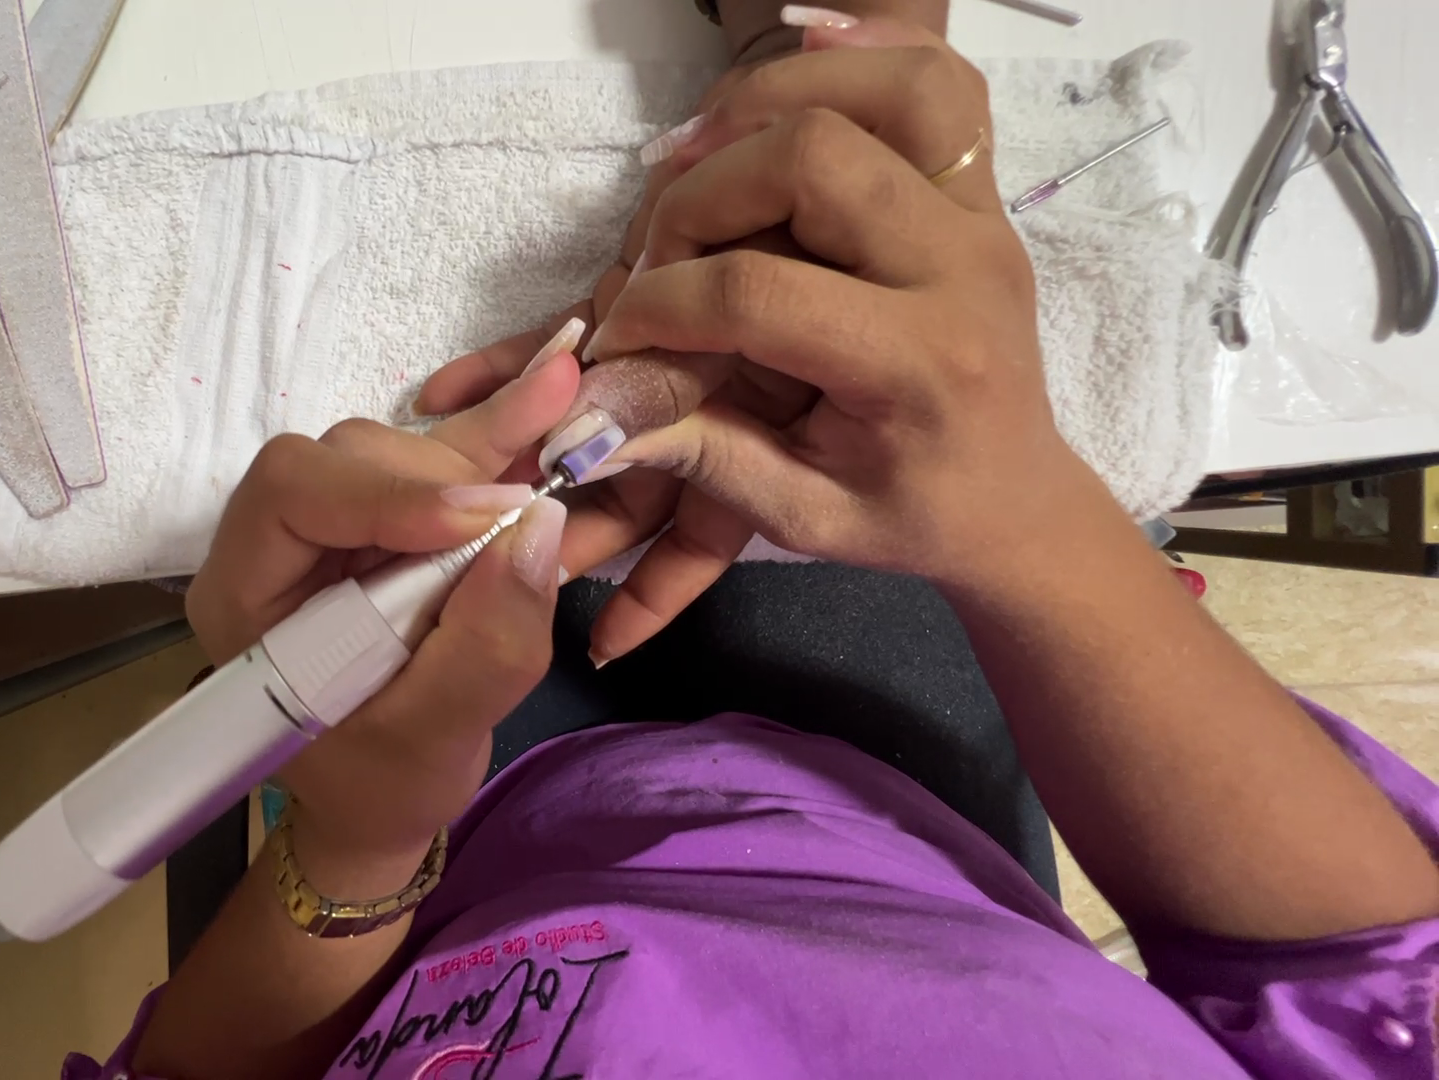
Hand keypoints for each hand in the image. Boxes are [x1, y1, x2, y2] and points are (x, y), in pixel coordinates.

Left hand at [185, 341, 578, 880]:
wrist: (384, 795)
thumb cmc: (386, 782)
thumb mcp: (437, 738)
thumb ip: (484, 646)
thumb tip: (534, 528)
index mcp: (246, 594)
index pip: (291, 492)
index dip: (385, 493)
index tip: (479, 520)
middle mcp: (276, 541)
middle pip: (346, 459)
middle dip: (437, 482)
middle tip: (515, 521)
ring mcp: (333, 524)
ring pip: (396, 450)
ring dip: (471, 464)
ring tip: (533, 485)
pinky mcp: (384, 519)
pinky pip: (435, 462)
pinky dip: (491, 437)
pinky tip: (546, 389)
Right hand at [587, 21, 1103, 594]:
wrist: (1014, 502)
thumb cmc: (908, 519)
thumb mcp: (800, 517)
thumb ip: (703, 460)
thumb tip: (597, 418)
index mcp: (914, 363)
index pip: (756, 294)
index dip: (660, 308)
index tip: (614, 342)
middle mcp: (959, 267)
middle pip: (811, 159)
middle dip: (699, 200)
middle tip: (655, 258)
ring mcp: (980, 216)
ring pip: (886, 88)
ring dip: (768, 103)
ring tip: (694, 157)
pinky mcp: (977, 196)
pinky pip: (933, 87)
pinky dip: (853, 61)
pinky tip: (784, 88)